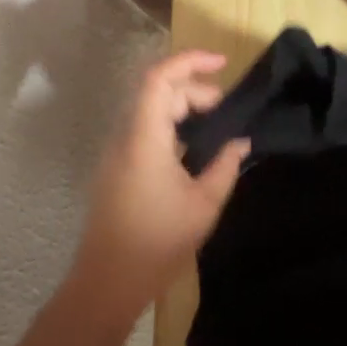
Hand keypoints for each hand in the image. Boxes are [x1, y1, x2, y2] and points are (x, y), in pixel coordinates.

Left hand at [66, 50, 250, 317]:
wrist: (106, 284)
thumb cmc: (157, 242)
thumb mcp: (205, 204)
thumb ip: (225, 165)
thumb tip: (240, 141)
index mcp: (144, 140)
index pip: (159, 79)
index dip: (190, 61)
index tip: (223, 64)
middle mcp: (125, 138)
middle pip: (157, 91)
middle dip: (195, 88)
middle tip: (226, 110)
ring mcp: (117, 154)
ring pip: (149, 109)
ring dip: (183, 106)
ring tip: (214, 126)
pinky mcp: (116, 169)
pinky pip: (144, 129)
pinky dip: (171, 124)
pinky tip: (194, 147)